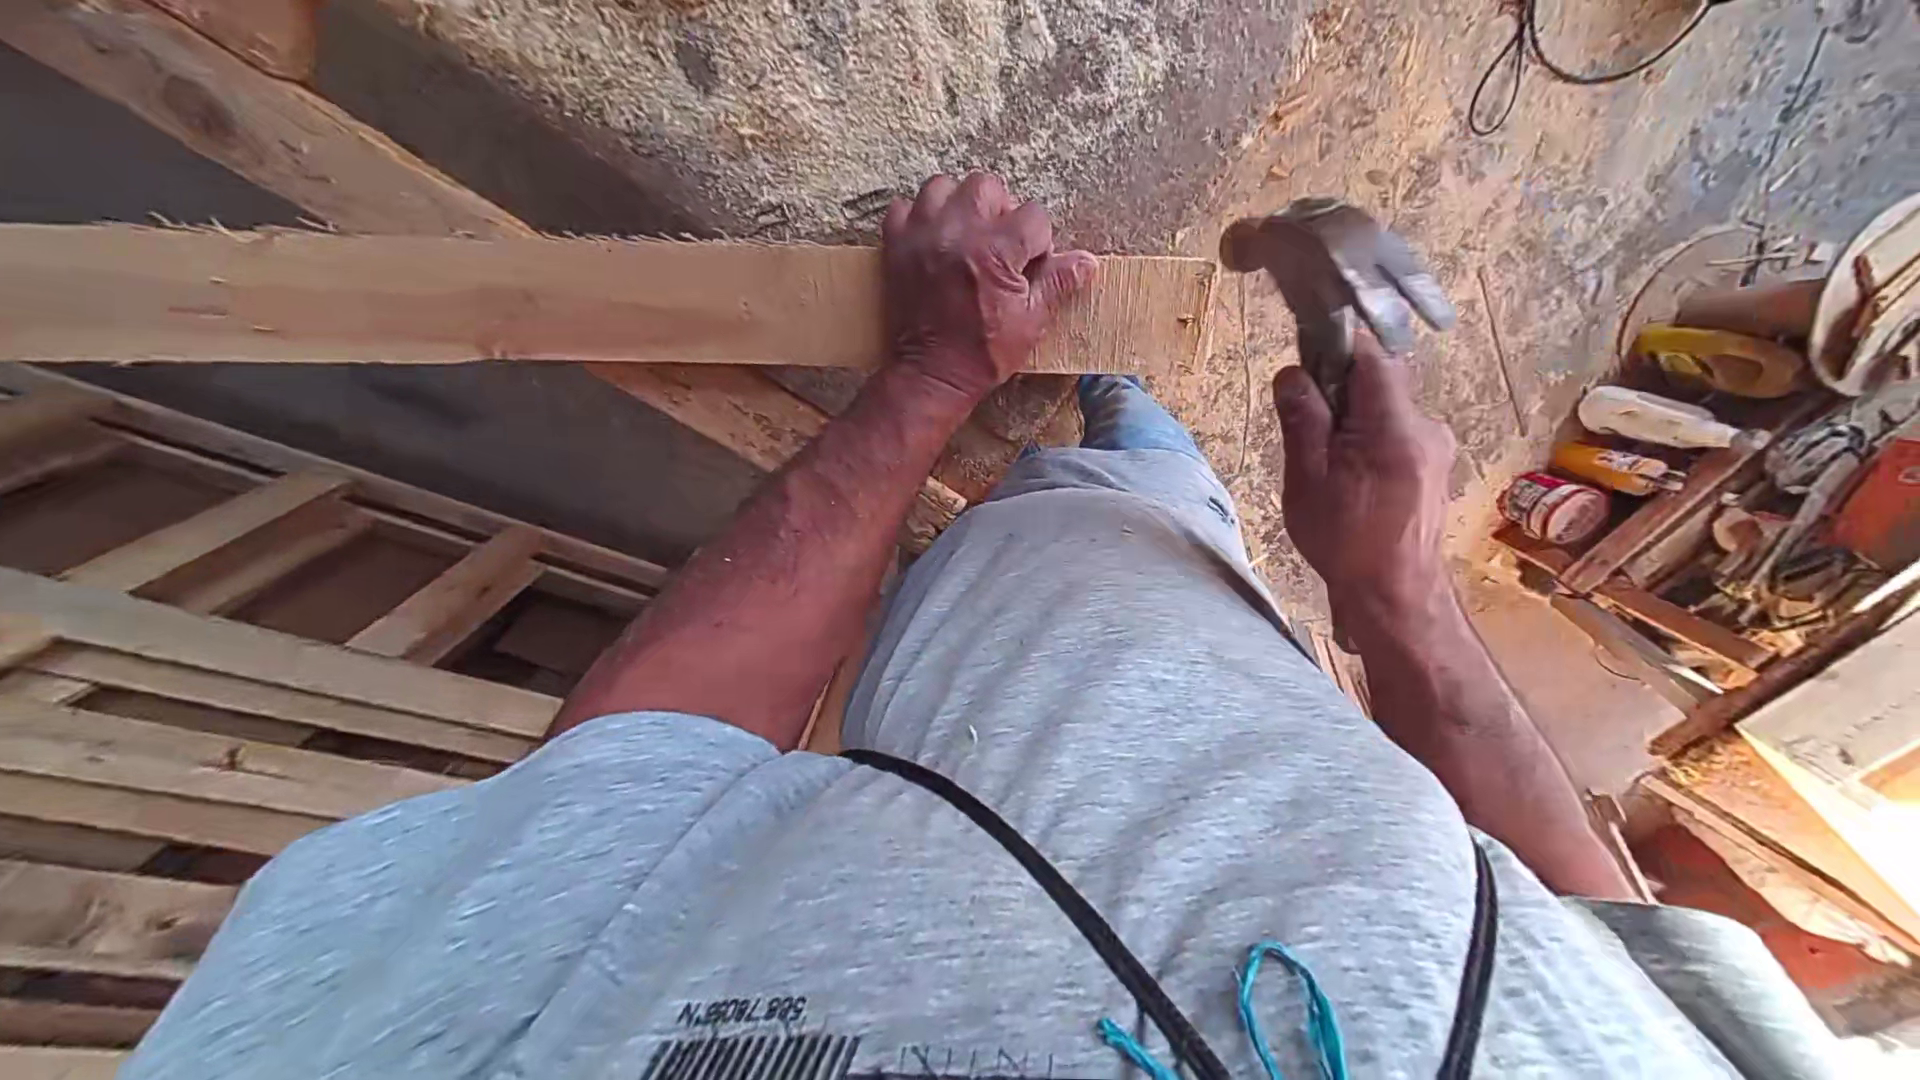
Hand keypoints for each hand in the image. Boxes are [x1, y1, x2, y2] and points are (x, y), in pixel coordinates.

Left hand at [882, 173, 1097, 401]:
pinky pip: (904, 208)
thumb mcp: (1030, 322)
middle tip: (999, 245)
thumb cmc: (982, 355)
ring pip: (943, 187)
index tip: (1029, 266)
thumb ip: (1057, 283)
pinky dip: (919, 219)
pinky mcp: (896, 248)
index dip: (1039, 241)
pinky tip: (932, 242)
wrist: (932, 375)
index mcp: (995, 253)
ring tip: (965, 236)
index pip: (1034, 216)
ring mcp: (922, 238)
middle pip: (987, 186)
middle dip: (1000, 211)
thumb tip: (1087, 261)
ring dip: (958, 205)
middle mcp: (957, 234)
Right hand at [1273, 332, 1457, 646]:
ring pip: (1385, 411)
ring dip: (1350, 422)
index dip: (1335, 350)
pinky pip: (1396, 434)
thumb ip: (1303, 420)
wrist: (1393, 591)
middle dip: (1336, 395)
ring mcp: (1436, 447)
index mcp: (1394, 426)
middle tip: (1304, 433)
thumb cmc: (1342, 537)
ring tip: (1324, 465)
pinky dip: (1367, 441)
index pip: (1371, 356)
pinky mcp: (1434, 465)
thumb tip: (1292, 373)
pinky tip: (1349, 478)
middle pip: (1378, 383)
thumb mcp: (1307, 478)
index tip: (1303, 365)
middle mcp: (1427, 427)